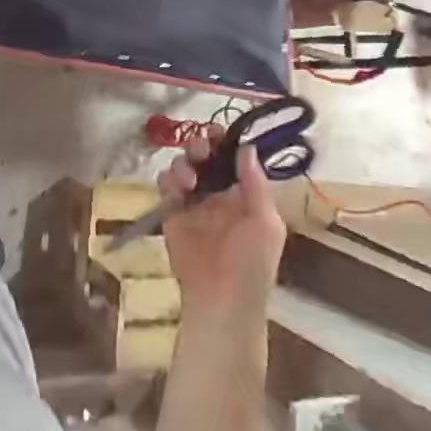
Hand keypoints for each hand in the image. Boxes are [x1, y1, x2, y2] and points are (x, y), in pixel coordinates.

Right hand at [158, 126, 284, 320]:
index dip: (224, 142)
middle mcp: (217, 192)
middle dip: (200, 146)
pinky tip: (177, 191)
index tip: (216, 132)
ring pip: (182, 166)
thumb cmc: (251, 262)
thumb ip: (255, 183)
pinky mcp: (171, 212)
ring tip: (189, 180)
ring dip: (184, 163)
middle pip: (204, 156)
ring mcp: (193, 201)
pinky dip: (168, 180)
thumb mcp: (265, 222)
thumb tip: (247, 147)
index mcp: (243, 194)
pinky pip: (165, 185)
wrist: (220, 298)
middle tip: (200, 149)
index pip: (232, 158)